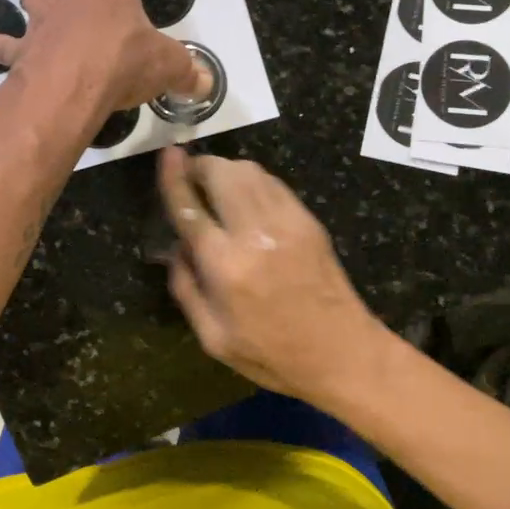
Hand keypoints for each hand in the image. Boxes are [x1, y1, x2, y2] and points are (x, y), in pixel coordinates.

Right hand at [156, 147, 393, 407]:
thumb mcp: (213, 338)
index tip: (166, 154)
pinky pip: (272, 183)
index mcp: (225, 265)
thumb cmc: (272, 354)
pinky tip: (246, 199)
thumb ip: (186, 288)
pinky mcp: (308, 221)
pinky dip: (252, 181)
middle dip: (200, 166)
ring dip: (225, 170)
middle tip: (189, 176)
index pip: (190, 207)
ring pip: (249, 172)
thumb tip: (175, 249)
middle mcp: (254, 233)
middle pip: (222, 173)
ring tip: (215, 186)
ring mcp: (286, 222)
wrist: (343, 354)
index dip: (174, 176)